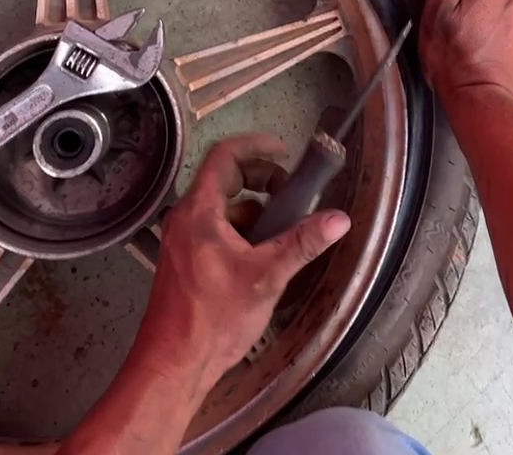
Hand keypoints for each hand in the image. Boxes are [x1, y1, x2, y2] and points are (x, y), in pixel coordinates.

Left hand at [131, 133, 351, 393]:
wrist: (173, 367)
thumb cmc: (213, 320)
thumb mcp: (266, 277)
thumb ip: (302, 243)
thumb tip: (339, 219)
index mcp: (199, 210)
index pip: (225, 155)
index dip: (256, 145)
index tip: (284, 151)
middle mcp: (186, 217)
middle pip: (224, 176)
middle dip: (261, 177)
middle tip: (289, 190)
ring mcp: (183, 238)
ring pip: (222, 204)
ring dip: (254, 205)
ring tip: (283, 224)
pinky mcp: (185, 259)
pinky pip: (216, 227)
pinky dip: (242, 228)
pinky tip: (262, 252)